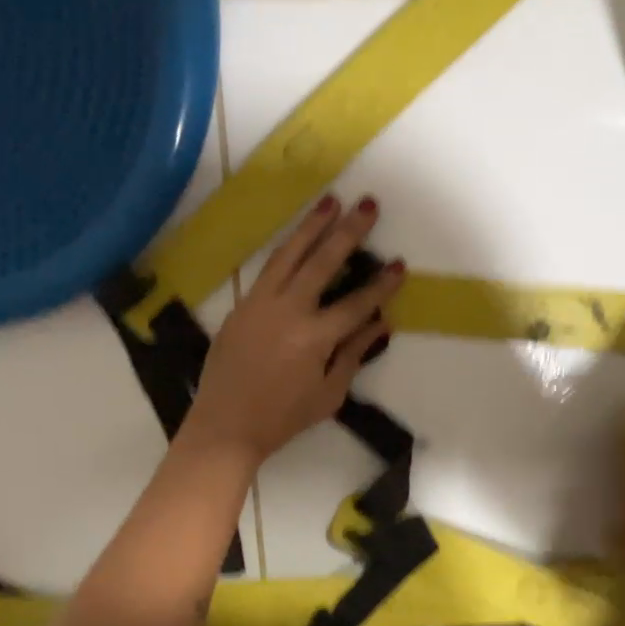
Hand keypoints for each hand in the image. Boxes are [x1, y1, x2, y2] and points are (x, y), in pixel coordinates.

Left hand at [182, 195, 403, 463]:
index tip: (399, 264)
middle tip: (367, 205)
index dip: (381, 283)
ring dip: (311, 226)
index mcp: (315, 338)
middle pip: (323, 262)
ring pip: (289, 254)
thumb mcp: (328, 394)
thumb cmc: (282, 418)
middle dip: (348, 232)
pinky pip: (268, 268)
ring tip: (330, 201)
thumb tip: (379, 322)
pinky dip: (286, 248)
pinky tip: (297, 236)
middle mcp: (288, 311)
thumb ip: (353, 354)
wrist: (225, 424)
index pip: (357, 302)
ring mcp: (261, 303)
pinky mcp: (242, 305)